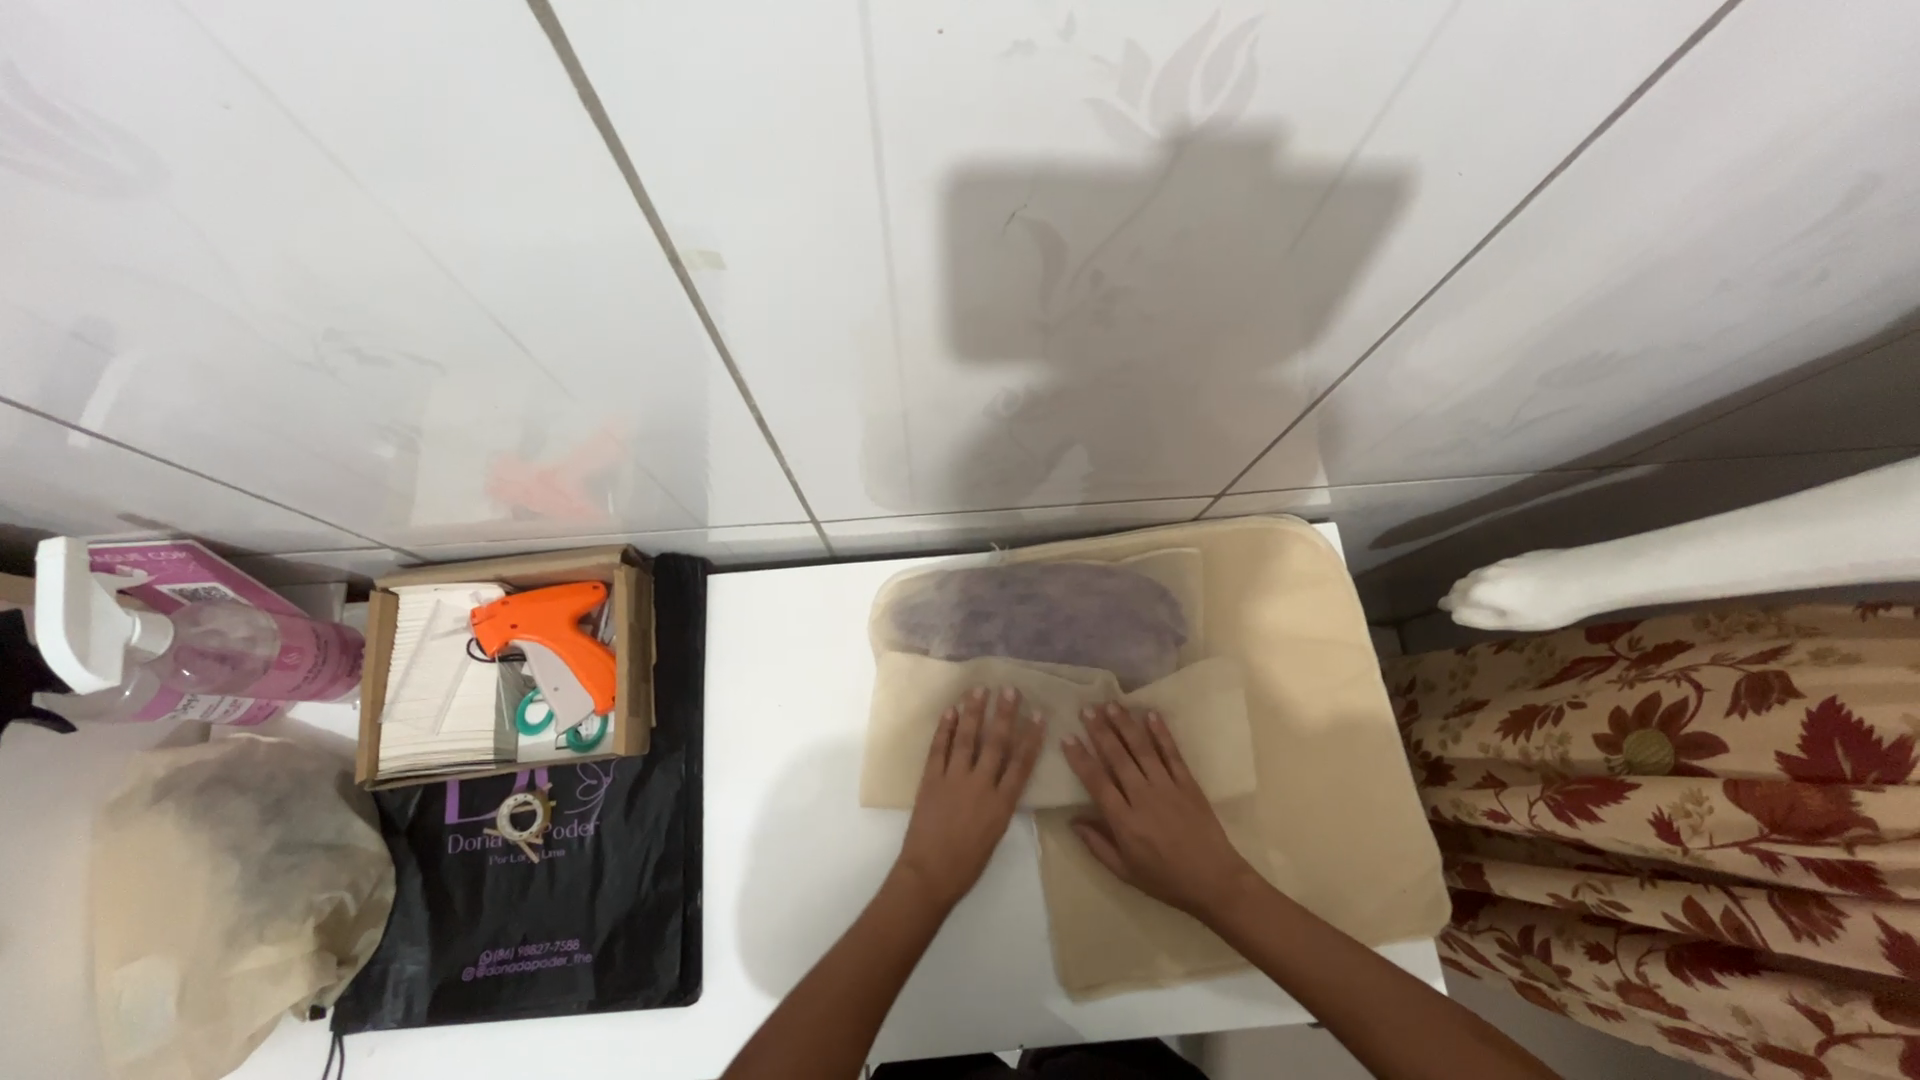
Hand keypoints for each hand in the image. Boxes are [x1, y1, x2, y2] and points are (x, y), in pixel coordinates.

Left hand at [893, 687, 1044, 909]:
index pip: (1022, 763)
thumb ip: (1000, 804)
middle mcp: (981, 786)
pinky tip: (951, 712)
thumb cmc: (967, 864)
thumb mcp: (996, 834)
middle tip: (1009, 689)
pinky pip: (939, 749)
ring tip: (979, 690)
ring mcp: (953, 780)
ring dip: (974, 712)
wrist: (930, 874)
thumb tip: (1003, 780)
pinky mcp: (931, 780)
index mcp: (1002, 804)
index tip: (1038, 715)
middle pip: (996, 743)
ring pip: (967, 739)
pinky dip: (945, 729)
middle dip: (1004, 714)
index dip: (1031, 737)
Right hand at [1061, 703, 1261, 921]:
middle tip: (1087, 709)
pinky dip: (1161, 733)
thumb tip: (1073, 821)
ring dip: (1126, 725)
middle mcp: (1143, 798)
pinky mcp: (1188, 784)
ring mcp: (1168, 788)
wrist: (1214, 881)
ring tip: (1111, 704)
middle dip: (1100, 731)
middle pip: (1118, 758)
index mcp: (1124, 821)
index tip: (1067, 738)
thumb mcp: (1124, 871)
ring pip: (1142, 749)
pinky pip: (1173, 754)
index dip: (1080, 758)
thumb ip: (1097, 845)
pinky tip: (1150, 715)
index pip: (1097, 782)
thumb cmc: (1165, 880)